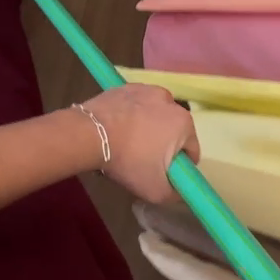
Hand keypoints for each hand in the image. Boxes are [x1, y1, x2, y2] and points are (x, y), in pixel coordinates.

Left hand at [77, 84, 199, 204]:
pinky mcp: (123, 86)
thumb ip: (176, 194)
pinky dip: (131, 114)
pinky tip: (118, 128)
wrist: (89, 134)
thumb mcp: (157, 191)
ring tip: (128, 142)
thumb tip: (180, 190)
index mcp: (183, 122)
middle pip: (172, 129)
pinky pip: (134, 105)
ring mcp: (143, 89)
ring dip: (147, 126)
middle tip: (144, 159)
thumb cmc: (128, 161)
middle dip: (163, 144)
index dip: (179, 166)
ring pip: (153, 114)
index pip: (190, 150)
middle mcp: (168, 99)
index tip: (163, 173)